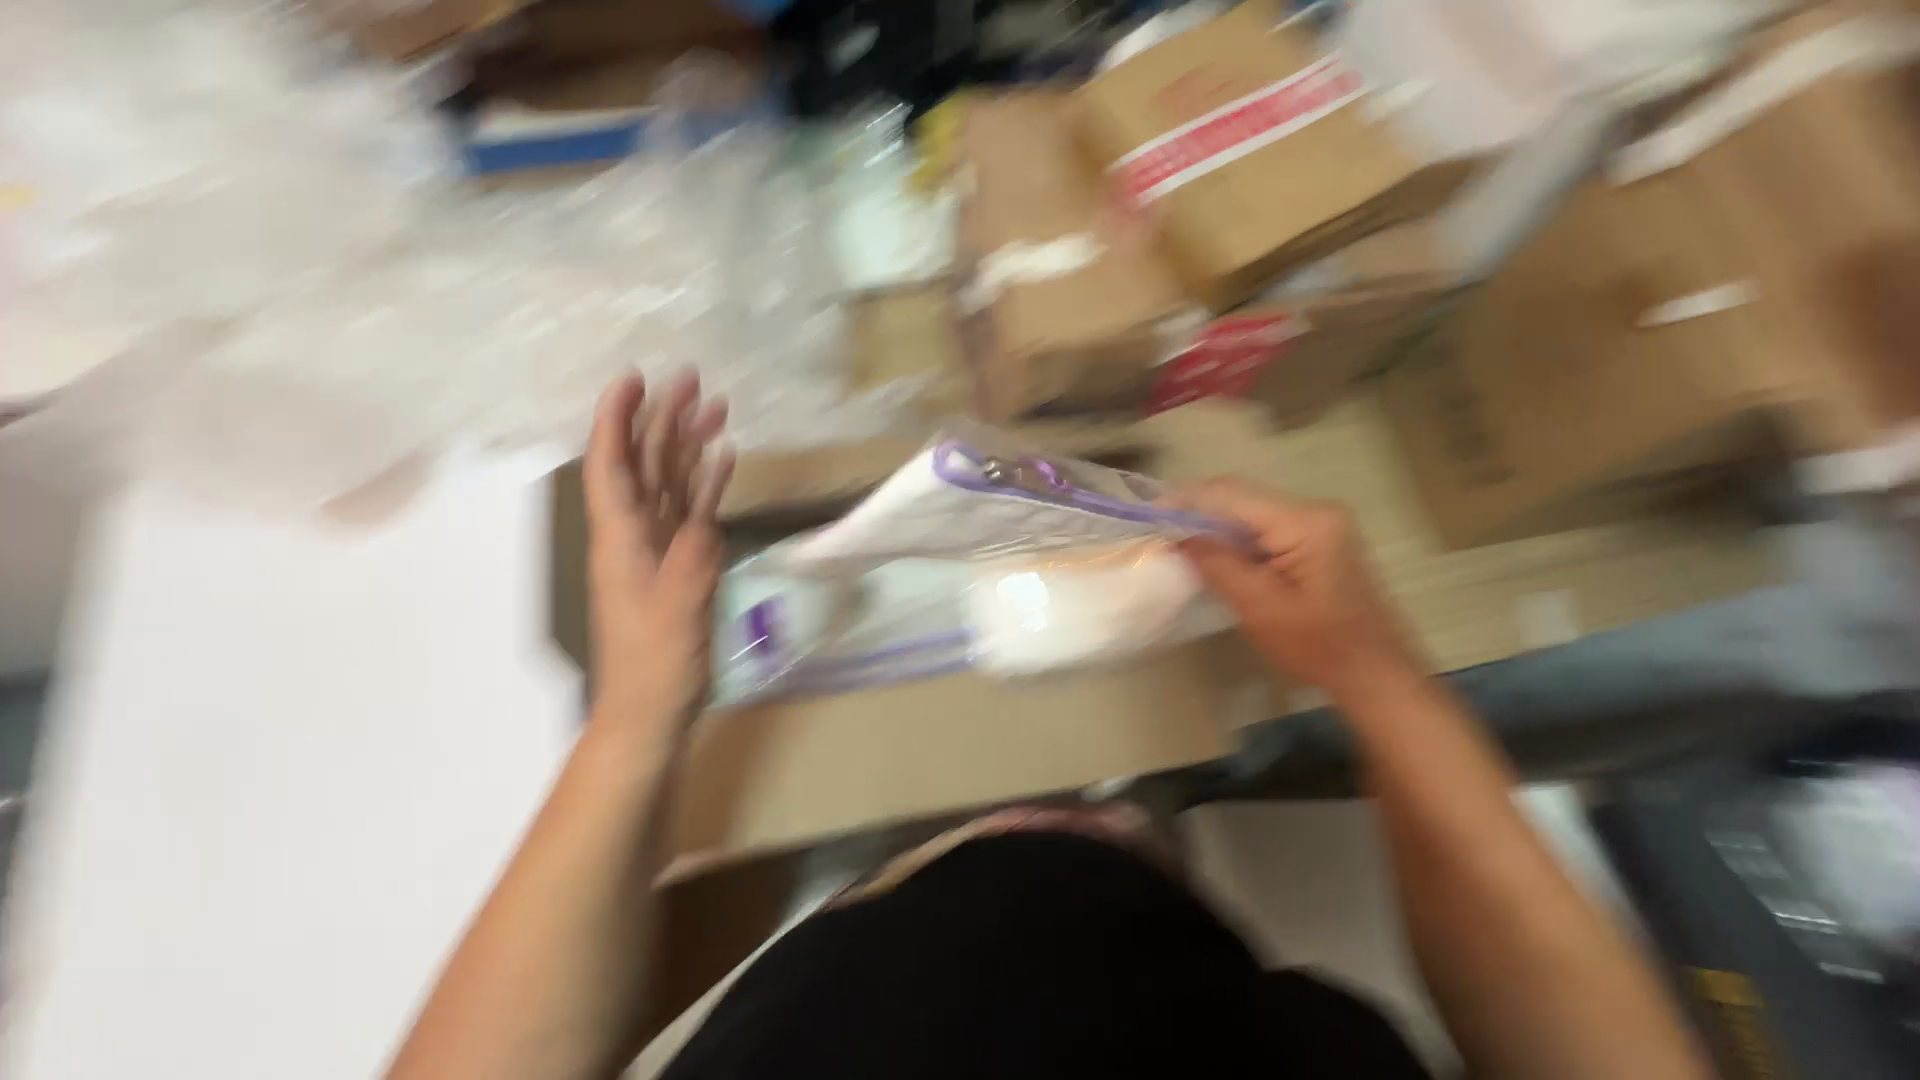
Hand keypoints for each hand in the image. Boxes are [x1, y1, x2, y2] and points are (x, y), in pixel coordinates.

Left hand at [582, 371, 734, 736]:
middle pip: (645, 463)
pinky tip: (724, 461)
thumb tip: (704, 519)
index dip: (617, 418)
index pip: (611, 463)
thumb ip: (691, 556)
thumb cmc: (654, 660)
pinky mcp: (680, 565)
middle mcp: (635, 532)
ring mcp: (658, 548)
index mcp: (620, 536)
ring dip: (689, 444)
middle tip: (693, 379)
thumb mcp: (677, 606)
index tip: (636, 379)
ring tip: (717, 408)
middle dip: (664, 418)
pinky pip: (692, 513)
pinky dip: (707, 485)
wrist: (650, 708)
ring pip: (671, 483)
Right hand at [1173, 479, 1423, 697]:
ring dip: (1216, 527)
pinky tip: (1214, 556)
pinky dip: (1237, 541)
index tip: (1149, 513)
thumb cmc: (1320, 646)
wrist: (1377, 676)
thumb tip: (1180, 536)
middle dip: (1198, 512)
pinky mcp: (1320, 543)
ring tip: (1177, 543)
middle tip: (1158, 531)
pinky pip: (1267, 531)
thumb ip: (1218, 565)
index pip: (1232, 495)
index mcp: (1306, 522)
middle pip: (1242, 500)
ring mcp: (1321, 526)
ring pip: (1252, 515)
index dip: (1187, 499)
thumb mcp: (1260, 608)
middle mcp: (1315, 511)